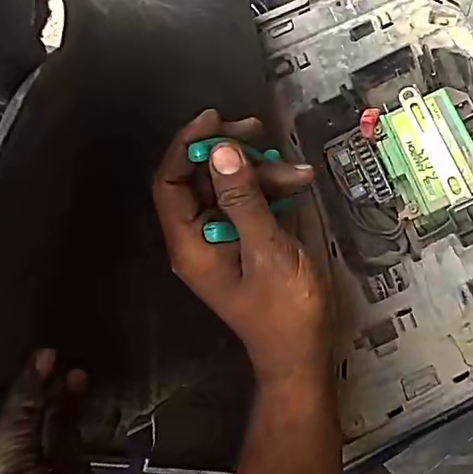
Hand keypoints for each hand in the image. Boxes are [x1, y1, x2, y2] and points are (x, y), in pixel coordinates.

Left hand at [151, 110, 330, 386]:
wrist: (303, 354)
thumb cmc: (285, 309)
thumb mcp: (267, 249)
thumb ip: (243, 199)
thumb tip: (221, 150)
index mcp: (190, 242)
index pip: (170, 181)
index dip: (187, 145)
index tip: (215, 119)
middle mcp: (197, 236)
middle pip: (199, 178)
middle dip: (229, 152)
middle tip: (257, 129)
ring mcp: (220, 237)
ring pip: (228, 186)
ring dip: (260, 171)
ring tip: (297, 170)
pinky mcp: (242, 240)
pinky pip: (246, 201)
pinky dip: (269, 188)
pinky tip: (297, 181)